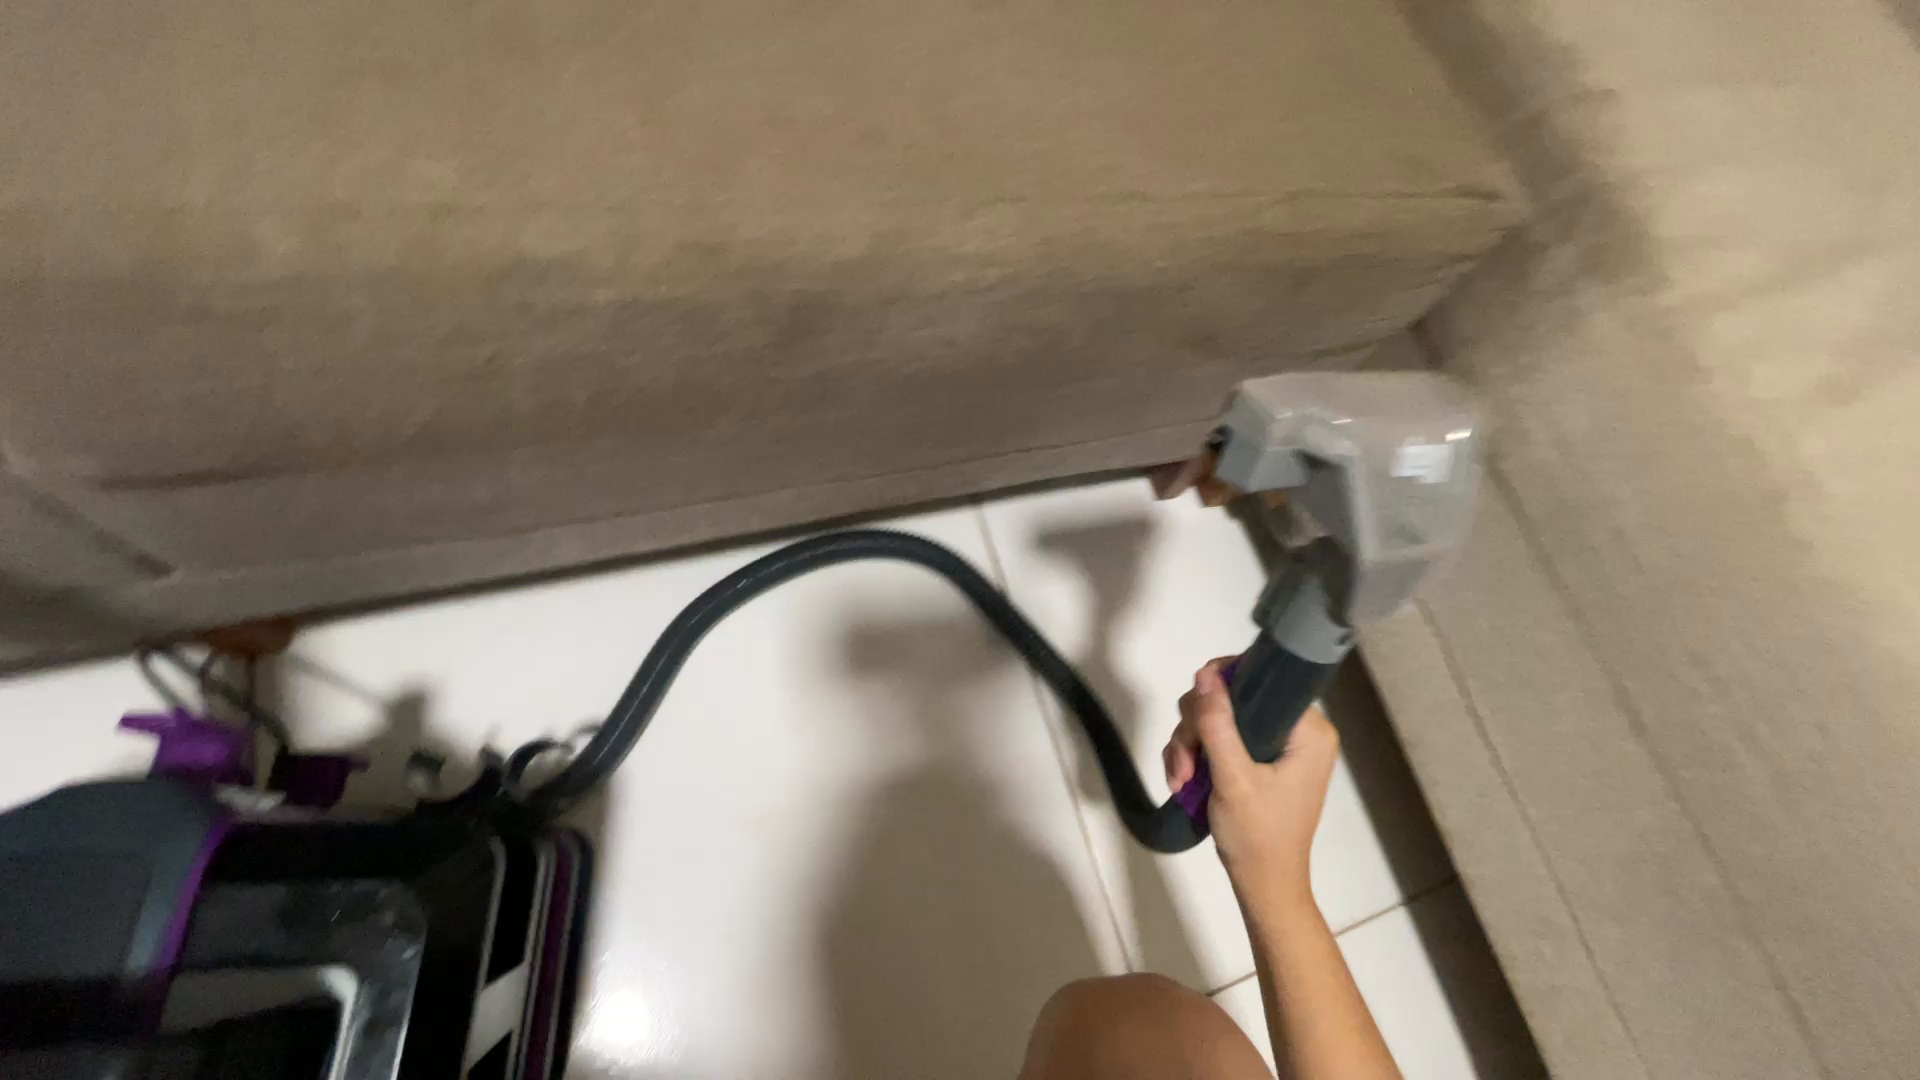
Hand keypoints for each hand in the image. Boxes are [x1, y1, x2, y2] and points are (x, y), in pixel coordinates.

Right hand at [1164, 658, 1339, 909]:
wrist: (1262, 884)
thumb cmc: (1257, 835)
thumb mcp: (1233, 778)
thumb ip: (1218, 724)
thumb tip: (1204, 674)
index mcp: (1307, 729)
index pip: (1261, 679)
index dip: (1221, 683)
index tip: (1194, 710)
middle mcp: (1295, 730)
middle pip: (1231, 699)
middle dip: (1196, 729)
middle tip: (1184, 764)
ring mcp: (1274, 745)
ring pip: (1216, 719)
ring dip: (1189, 747)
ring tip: (1180, 780)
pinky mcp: (1256, 759)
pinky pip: (1216, 739)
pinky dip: (1195, 757)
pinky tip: (1182, 782)